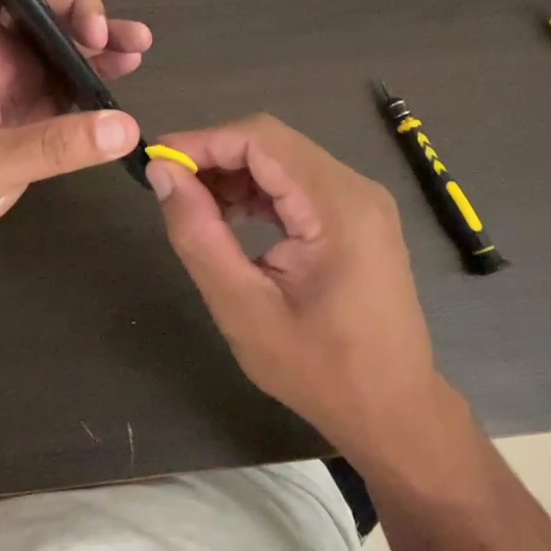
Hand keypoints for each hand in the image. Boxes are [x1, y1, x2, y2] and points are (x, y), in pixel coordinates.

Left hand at [0, 0, 153, 253]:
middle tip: (104, 34)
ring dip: (99, 38)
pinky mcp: (38, 119)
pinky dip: (100, 75)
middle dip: (76, 8)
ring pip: (62, 44)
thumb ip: (52, 146)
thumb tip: (123, 125)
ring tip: (137, 44)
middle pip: (39, 10)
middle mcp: (0, 60)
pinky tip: (127, 72)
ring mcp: (21, 88)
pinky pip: (73, 83)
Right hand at [145, 114, 446, 450]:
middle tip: (170, 188)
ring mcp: (362, 200)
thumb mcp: (242, 307)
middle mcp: (356, 189)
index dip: (203, 141)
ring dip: (234, 173)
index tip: (156, 163)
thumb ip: (198, 234)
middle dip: (215, 157)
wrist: (394, 413)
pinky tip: (232, 219)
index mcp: (337, 207)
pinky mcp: (358, 215)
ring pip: (282, 158)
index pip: (260, 139)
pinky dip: (258, 190)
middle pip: (272, 143)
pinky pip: (298, 181)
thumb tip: (162, 172)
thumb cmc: (318, 368)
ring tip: (195, 208)